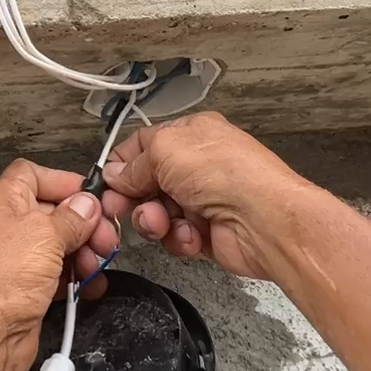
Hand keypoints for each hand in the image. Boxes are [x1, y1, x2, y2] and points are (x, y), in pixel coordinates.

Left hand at [0, 160, 121, 370]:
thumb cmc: (1, 277)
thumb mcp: (45, 234)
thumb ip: (71, 217)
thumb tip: (86, 203)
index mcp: (4, 201)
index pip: (32, 175)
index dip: (62, 181)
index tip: (92, 195)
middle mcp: (8, 226)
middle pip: (52, 212)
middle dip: (83, 223)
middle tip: (106, 239)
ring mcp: (17, 260)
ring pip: (59, 246)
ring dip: (84, 253)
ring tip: (97, 266)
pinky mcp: (26, 290)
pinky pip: (57, 276)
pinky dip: (76, 279)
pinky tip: (91, 286)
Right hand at [100, 111, 311, 281]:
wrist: (265, 221)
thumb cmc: (222, 172)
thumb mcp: (165, 151)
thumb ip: (134, 164)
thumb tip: (114, 175)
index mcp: (190, 133)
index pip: (143, 145)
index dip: (122, 164)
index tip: (105, 183)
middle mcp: (196, 164)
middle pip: (147, 181)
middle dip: (133, 197)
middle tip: (117, 209)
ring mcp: (202, 199)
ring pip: (157, 211)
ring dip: (154, 219)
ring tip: (162, 222)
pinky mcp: (207, 232)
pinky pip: (176, 235)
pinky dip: (179, 237)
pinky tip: (191, 234)